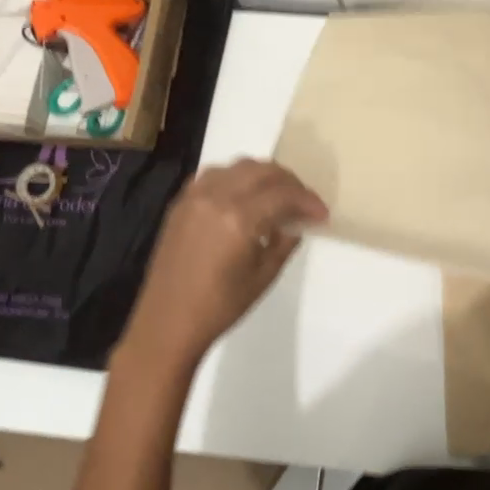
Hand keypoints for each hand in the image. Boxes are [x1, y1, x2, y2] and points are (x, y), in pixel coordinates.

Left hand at [121, 160, 326, 369]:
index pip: (284, 195)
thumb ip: (285, 241)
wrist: (167, 323)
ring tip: (275, 195)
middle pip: (263, 171)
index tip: (322, 214)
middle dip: (289, 182)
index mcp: (240, 219)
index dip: (308, 201)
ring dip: (262, 175)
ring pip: (238, 166)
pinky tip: (243, 196)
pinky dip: (235, 178)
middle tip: (303, 202)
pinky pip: (213, 175)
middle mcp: (217, 198)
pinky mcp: (181, 203)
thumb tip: (298, 222)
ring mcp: (195, 197)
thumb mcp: (264, 276)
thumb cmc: (220, 306)